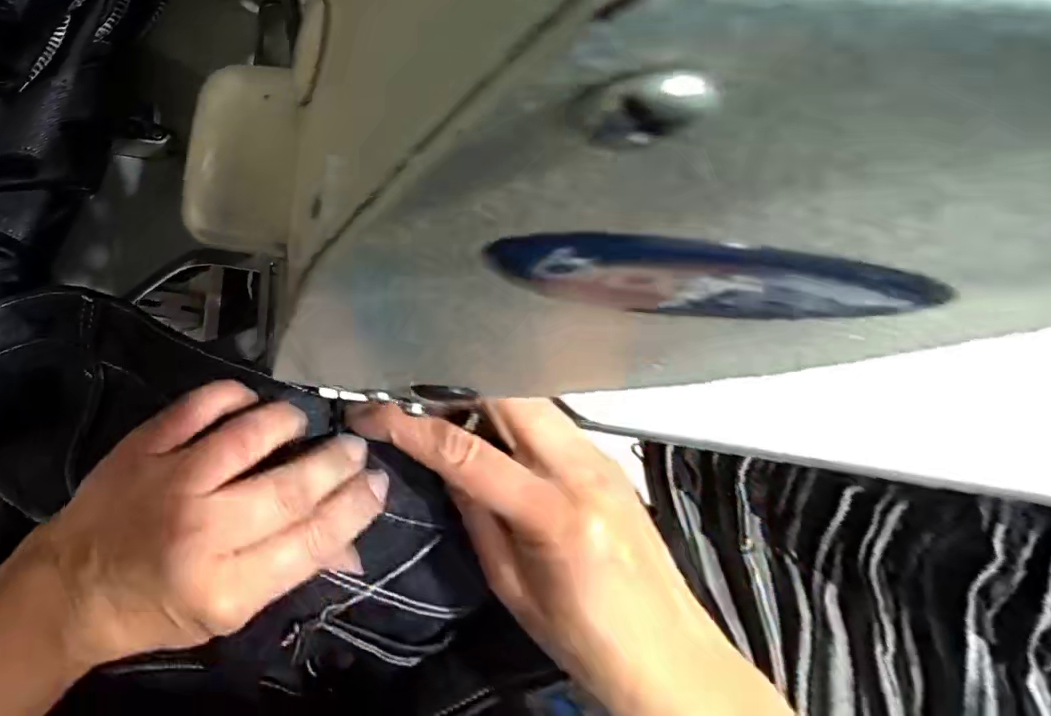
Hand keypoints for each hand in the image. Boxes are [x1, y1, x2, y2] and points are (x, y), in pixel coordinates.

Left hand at [12, 381, 389, 667]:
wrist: (74, 585)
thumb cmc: (155, 606)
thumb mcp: (226, 614)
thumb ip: (287, 573)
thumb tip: (351, 546)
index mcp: (227, 586)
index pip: (309, 541)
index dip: (352, 508)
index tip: (377, 483)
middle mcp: (203, 530)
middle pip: (288, 489)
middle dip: (334, 464)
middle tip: (355, 447)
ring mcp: (172, 479)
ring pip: (248, 437)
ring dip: (286, 423)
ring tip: (304, 421)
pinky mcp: (146, 445)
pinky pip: (199, 406)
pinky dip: (231, 395)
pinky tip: (250, 399)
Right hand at [349, 400, 789, 715]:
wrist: (681, 665)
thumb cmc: (589, 641)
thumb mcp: (510, 584)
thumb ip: (472, 511)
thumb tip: (438, 459)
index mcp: (555, 515)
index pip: (464, 449)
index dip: (407, 425)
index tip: (370, 413)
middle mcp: (583, 470)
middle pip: (503, 393)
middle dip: (447, 384)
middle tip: (407, 397)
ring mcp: (601, 456)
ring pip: (525, 394)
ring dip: (475, 392)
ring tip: (438, 408)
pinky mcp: (606, 456)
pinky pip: (544, 414)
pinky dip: (505, 409)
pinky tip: (485, 428)